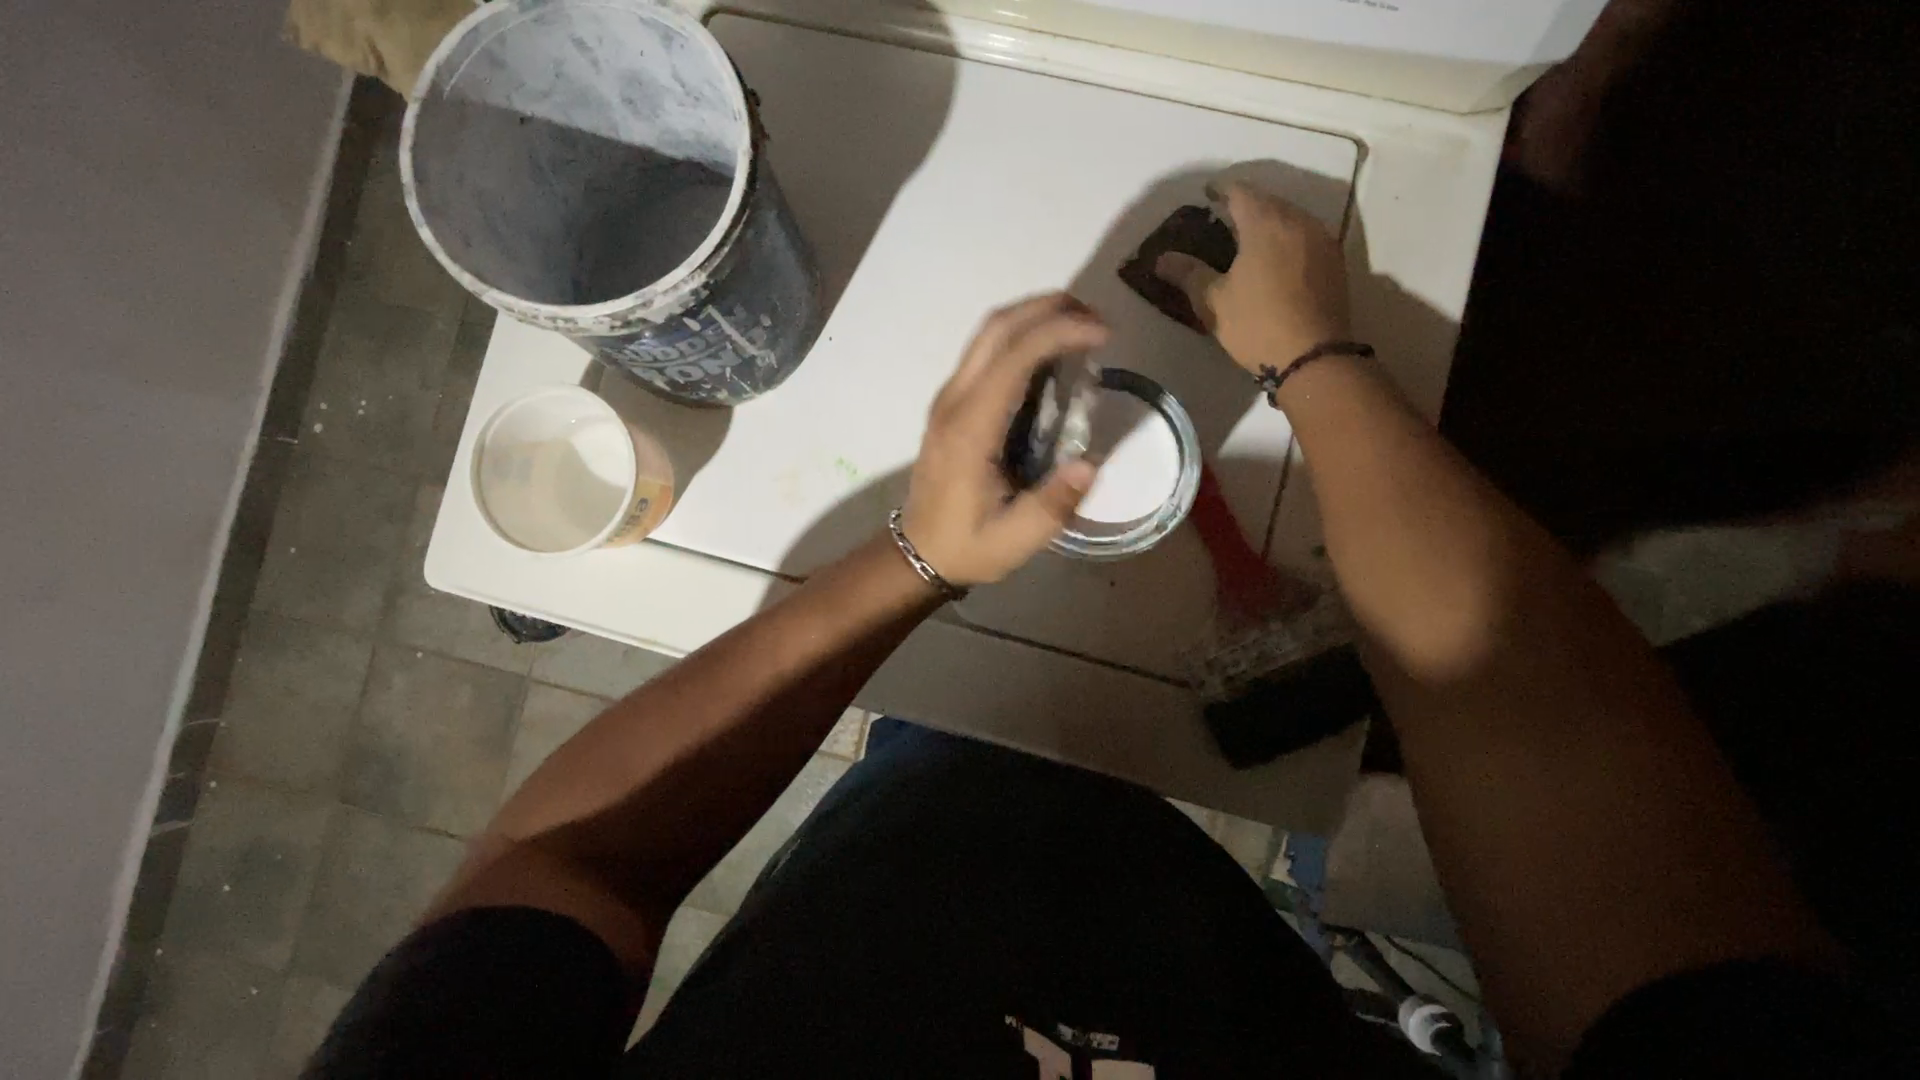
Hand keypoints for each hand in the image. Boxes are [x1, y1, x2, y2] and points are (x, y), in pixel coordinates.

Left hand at [902, 293, 1108, 586]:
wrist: (916, 552)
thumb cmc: (966, 546)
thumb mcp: (1014, 541)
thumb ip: (1052, 505)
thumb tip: (1090, 464)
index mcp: (970, 429)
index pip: (1014, 357)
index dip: (1060, 332)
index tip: (1104, 333)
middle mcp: (954, 401)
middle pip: (997, 327)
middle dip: (1049, 307)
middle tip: (1097, 317)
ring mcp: (948, 398)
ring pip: (988, 332)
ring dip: (1034, 316)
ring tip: (1081, 326)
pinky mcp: (951, 403)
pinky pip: (985, 351)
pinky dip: (1021, 336)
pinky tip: (1052, 352)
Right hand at [1154, 182, 1351, 377]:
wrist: (1314, 357)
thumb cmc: (1257, 324)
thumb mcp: (1213, 302)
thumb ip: (1188, 274)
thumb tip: (1161, 259)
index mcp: (1264, 222)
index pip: (1240, 191)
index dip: (1220, 191)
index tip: (1206, 197)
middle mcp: (1297, 220)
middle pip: (1268, 201)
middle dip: (1245, 206)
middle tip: (1224, 220)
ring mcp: (1321, 239)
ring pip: (1290, 217)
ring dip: (1269, 222)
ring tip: (1248, 240)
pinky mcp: (1335, 260)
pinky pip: (1305, 236)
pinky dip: (1287, 239)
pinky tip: (1275, 260)